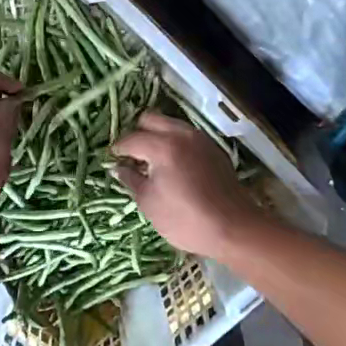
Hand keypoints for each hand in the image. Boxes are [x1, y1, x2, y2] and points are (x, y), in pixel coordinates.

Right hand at [111, 113, 267, 258]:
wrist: (233, 227)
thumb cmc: (185, 219)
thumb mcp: (149, 203)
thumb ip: (131, 179)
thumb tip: (118, 168)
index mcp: (163, 146)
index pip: (131, 139)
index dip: (118, 149)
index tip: (112, 160)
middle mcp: (182, 134)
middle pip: (151, 119)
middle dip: (137, 133)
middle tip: (131, 156)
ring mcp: (201, 139)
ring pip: (171, 124)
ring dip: (157, 136)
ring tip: (151, 161)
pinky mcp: (213, 149)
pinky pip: (187, 136)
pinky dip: (174, 143)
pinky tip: (173, 165)